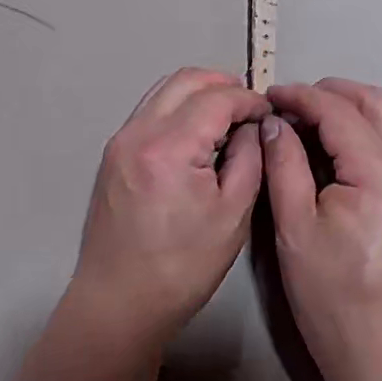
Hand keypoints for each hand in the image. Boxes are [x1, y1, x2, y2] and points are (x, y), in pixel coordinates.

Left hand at [65, 67, 269, 354]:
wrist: (119, 300)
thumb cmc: (182, 267)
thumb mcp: (232, 216)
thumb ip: (248, 158)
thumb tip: (253, 125)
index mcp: (168, 147)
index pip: (215, 98)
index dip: (248, 98)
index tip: (268, 110)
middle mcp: (138, 131)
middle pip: (184, 79)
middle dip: (222, 84)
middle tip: (249, 105)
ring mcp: (120, 139)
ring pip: (163, 89)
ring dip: (197, 91)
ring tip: (226, 114)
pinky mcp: (113, 151)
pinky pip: (149, 110)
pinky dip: (176, 107)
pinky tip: (196, 131)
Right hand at [262, 79, 381, 380]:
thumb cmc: (335, 301)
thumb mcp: (294, 229)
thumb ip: (283, 164)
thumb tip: (273, 122)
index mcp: (381, 175)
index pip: (338, 111)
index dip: (299, 97)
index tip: (268, 96)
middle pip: (376, 104)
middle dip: (330, 93)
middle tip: (291, 105)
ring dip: (353, 112)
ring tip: (311, 126)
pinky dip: (371, 137)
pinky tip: (341, 157)